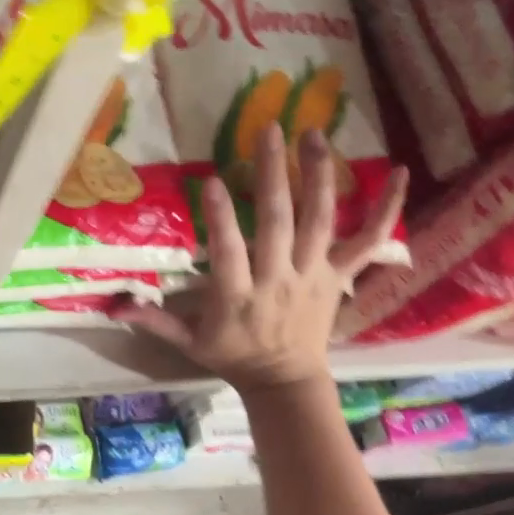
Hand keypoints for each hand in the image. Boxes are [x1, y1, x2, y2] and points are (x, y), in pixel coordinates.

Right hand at [115, 126, 407, 394]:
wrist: (284, 381)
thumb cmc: (232, 357)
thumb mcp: (188, 344)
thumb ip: (155, 321)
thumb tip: (114, 306)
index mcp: (237, 298)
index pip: (229, 253)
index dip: (220, 218)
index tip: (210, 181)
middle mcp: (278, 280)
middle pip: (278, 223)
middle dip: (272, 176)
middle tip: (268, 133)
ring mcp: (314, 275)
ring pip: (321, 220)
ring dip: (318, 175)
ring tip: (313, 135)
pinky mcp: (339, 275)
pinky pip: (370, 240)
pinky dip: (388, 208)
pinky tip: (399, 172)